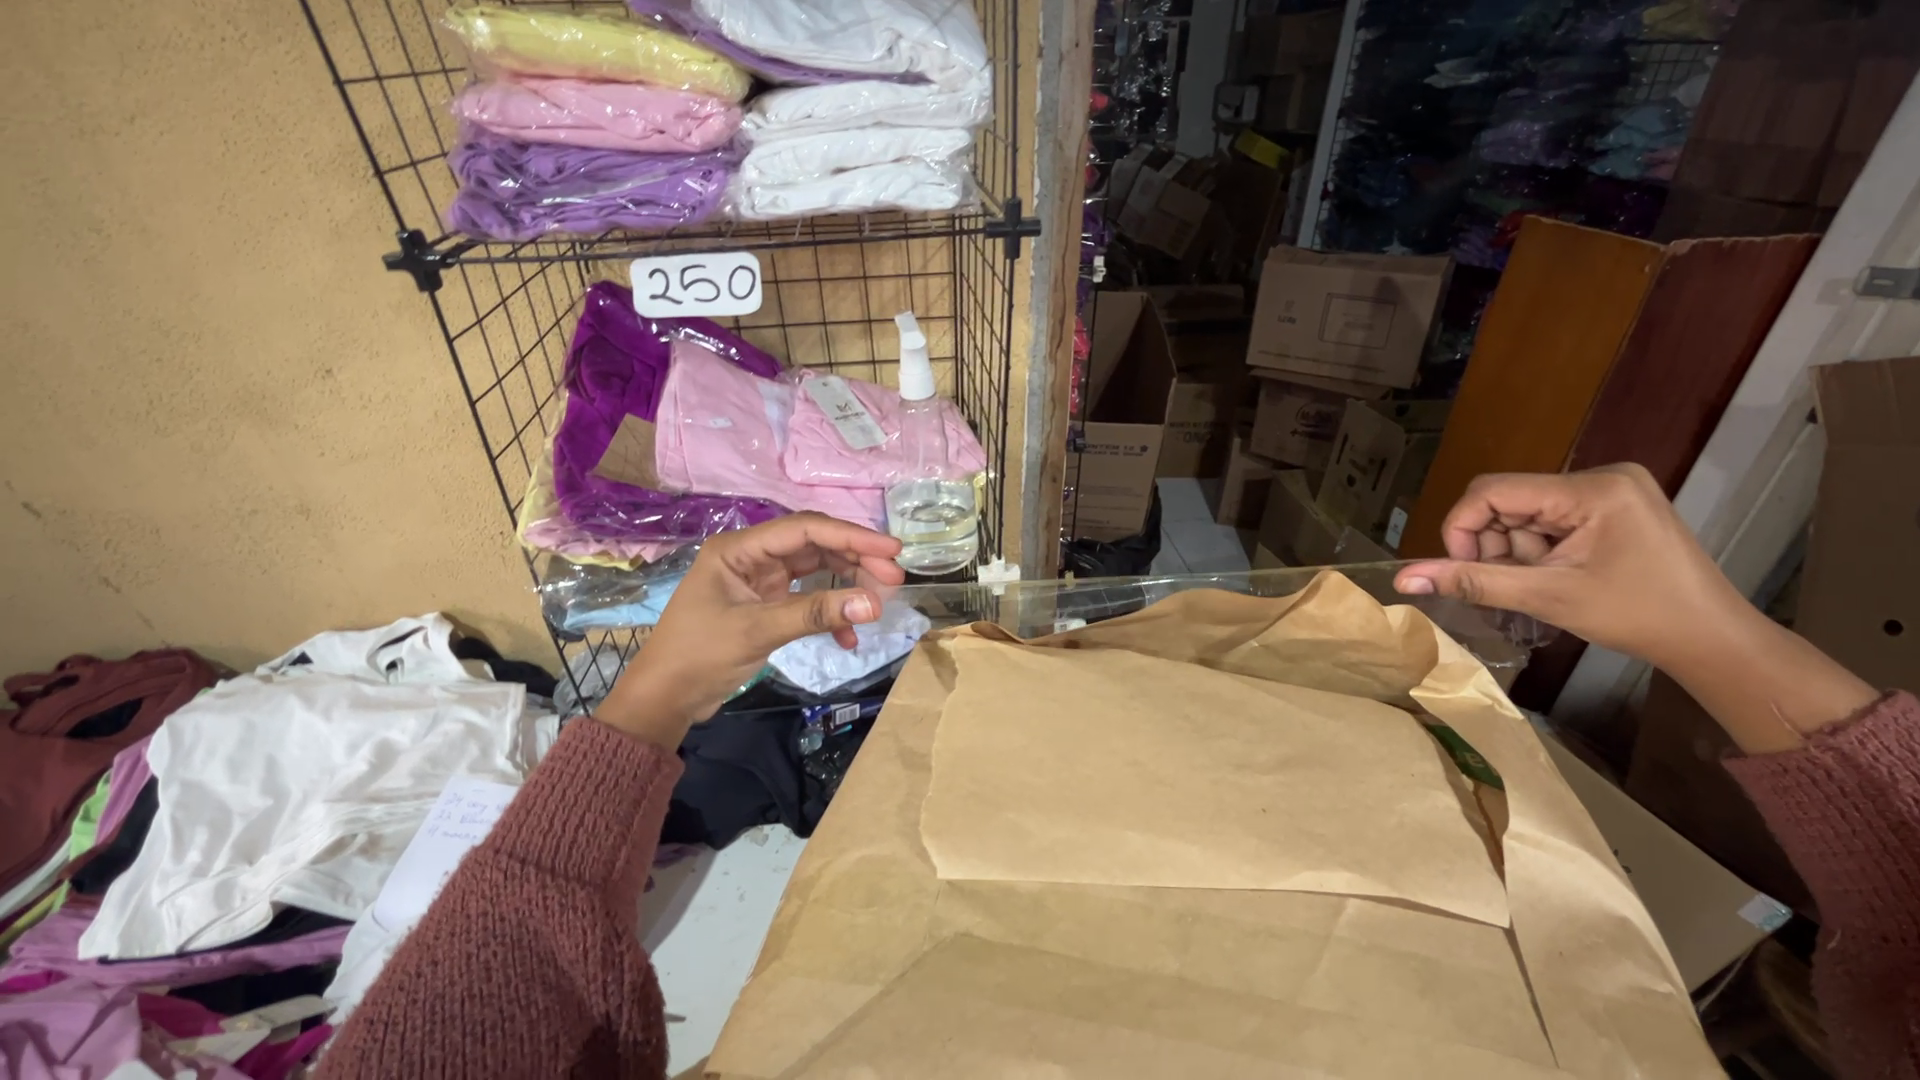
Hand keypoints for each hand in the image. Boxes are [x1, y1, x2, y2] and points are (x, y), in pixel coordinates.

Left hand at [595, 513, 905, 745]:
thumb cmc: (699, 655)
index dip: (851, 536)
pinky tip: (847, 638)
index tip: (891, 551)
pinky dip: (829, 615)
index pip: (806, 530)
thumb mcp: (758, 630)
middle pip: (815, 546)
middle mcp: (752, 557)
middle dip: (855, 560)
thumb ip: (815, 614)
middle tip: (894, 580)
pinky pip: (807, 600)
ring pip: (816, 571)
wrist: (664, 699)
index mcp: (740, 548)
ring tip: (878, 605)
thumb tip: (873, 605)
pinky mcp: (766, 605)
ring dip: (847, 586)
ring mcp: (760, 581)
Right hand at [1390, 464, 1755, 669]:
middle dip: (1494, 544)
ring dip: (1514, 550)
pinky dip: (1536, 549)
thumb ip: (1471, 581)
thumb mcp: (1545, 597)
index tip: (1463, 571)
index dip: (1462, 529)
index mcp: (1591, 488)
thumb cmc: (1635, 616)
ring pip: (1523, 512)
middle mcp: (1600, 476)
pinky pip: (1548, 518)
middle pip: (1507, 501)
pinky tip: (1555, 574)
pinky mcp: (1612, 506)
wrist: (1711, 638)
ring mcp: (1609, 490)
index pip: (1492, 491)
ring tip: (1541, 583)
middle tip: (1511, 583)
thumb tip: (1403, 578)